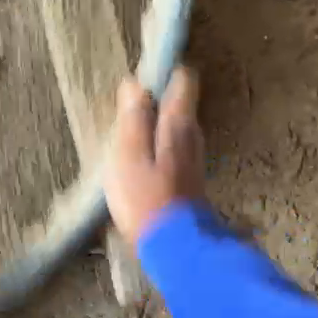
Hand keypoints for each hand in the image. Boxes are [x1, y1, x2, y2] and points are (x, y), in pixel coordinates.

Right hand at [103, 66, 205, 243]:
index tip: (139, 82)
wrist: (173, 244)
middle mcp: (192, 135)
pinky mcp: (188, 179)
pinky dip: (157, 148)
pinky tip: (139, 164)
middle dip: (155, 102)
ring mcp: (193, 159)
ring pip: (175, 129)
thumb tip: (133, 84)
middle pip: (179, 105)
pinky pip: (172, 150)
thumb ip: (132, 118)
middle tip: (124, 114)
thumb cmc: (144, 197)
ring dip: (155, 127)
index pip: (183, 81)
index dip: (162, 74)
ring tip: (127, 139)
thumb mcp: (128, 155)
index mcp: (178, 124)